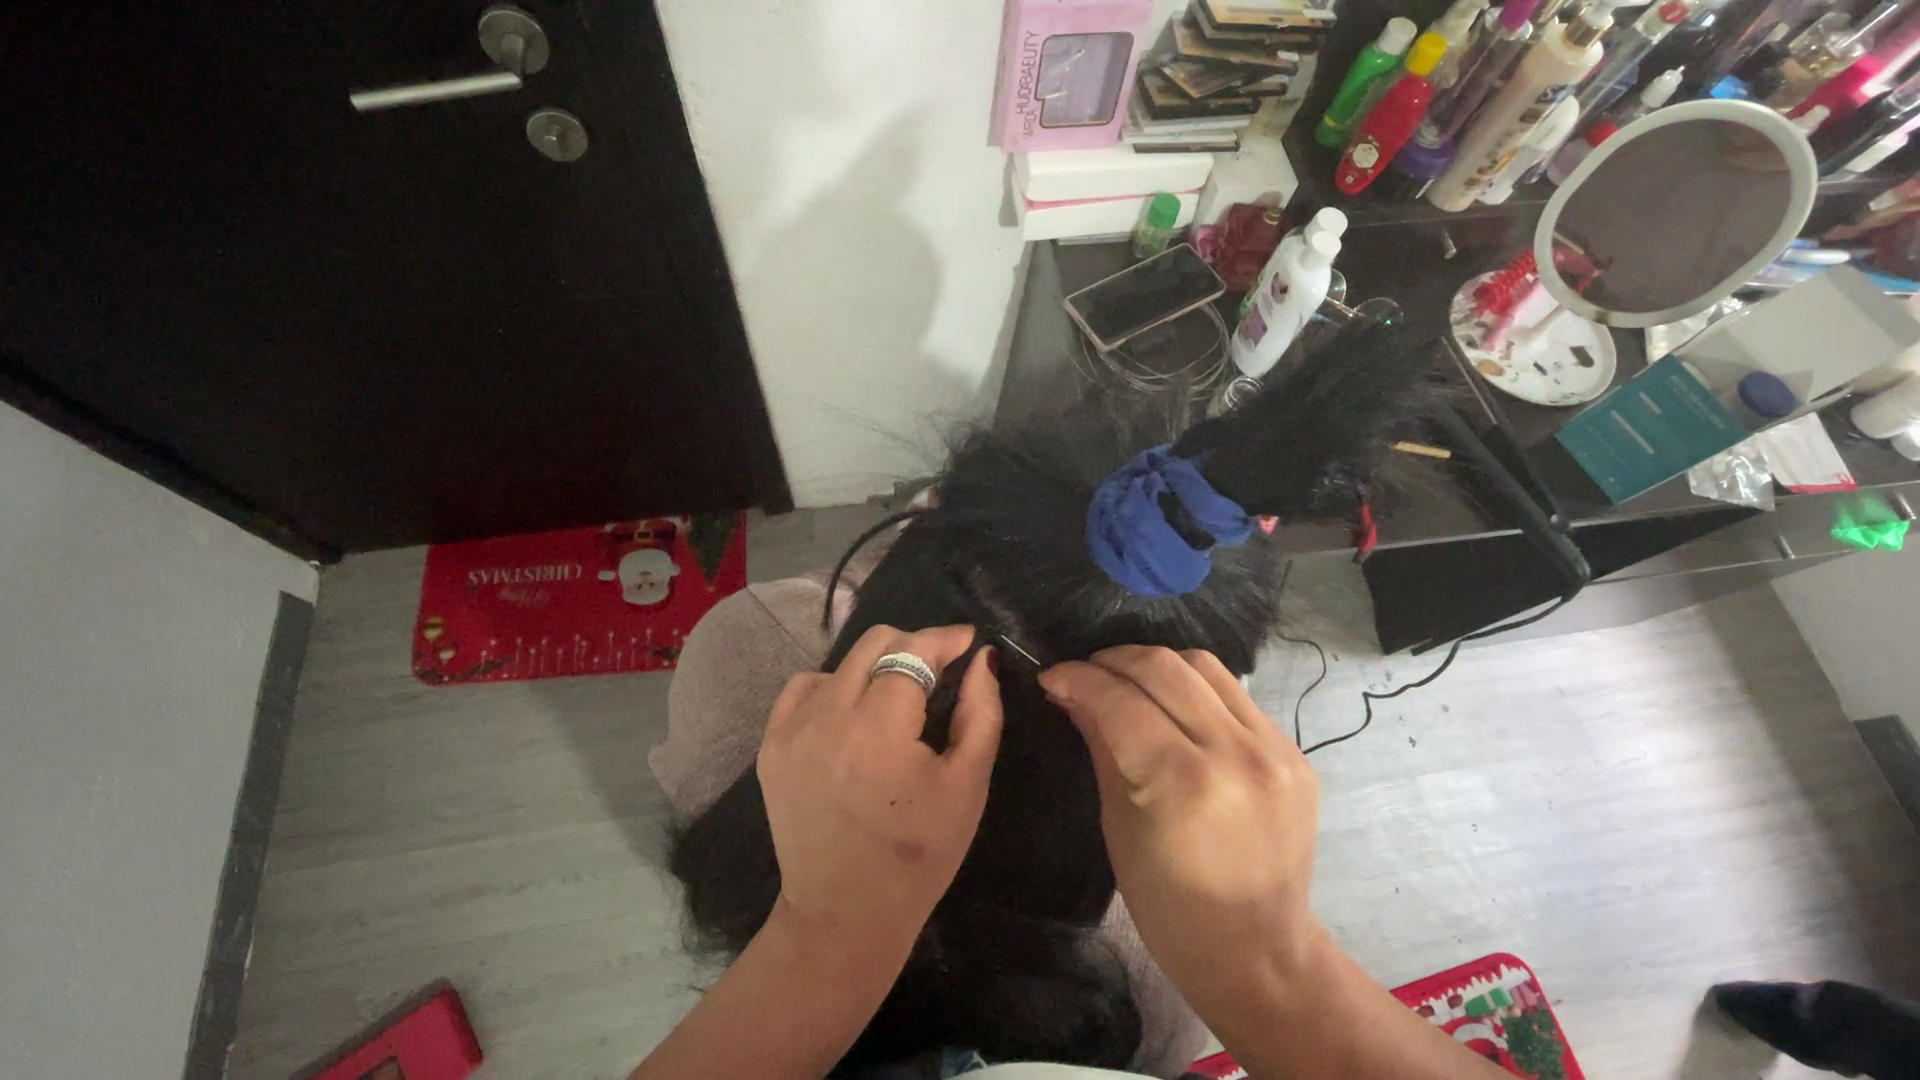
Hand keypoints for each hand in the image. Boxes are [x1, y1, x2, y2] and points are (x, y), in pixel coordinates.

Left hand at [757, 624, 1003, 955]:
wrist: (845, 914)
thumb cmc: (919, 855)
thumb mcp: (968, 785)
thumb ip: (980, 712)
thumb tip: (981, 659)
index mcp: (881, 729)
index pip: (913, 651)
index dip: (945, 638)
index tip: (967, 640)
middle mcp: (829, 717)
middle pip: (875, 644)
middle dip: (914, 645)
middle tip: (940, 668)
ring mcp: (792, 730)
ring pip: (841, 662)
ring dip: (876, 666)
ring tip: (897, 698)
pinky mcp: (771, 746)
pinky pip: (805, 687)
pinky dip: (834, 686)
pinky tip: (852, 713)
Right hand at [1039, 646, 1321, 1009]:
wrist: (1257, 950)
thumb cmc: (1169, 906)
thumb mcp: (1118, 824)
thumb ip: (1100, 743)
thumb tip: (1070, 690)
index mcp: (1185, 782)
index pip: (1121, 700)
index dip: (1079, 678)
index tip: (1052, 675)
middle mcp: (1236, 752)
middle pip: (1164, 668)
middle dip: (1113, 660)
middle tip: (1085, 674)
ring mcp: (1274, 748)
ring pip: (1203, 666)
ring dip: (1155, 665)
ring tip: (1126, 681)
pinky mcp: (1293, 751)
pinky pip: (1233, 694)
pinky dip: (1193, 689)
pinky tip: (1171, 708)